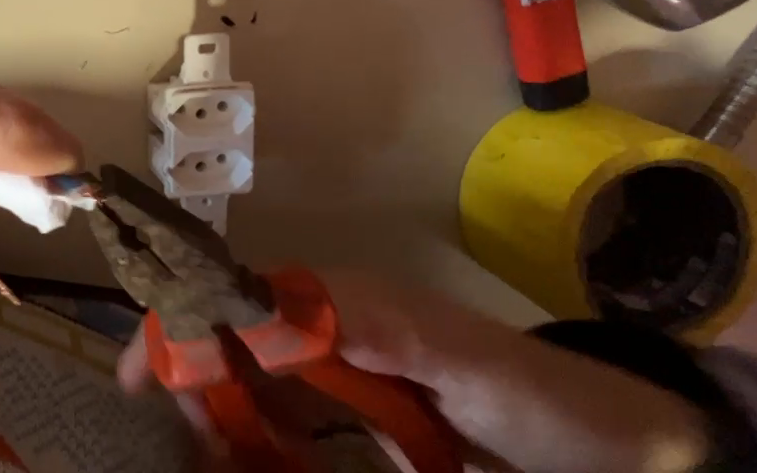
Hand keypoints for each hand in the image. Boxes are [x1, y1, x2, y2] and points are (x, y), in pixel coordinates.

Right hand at [116, 271, 711, 472]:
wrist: (616, 451)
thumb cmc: (533, 396)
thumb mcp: (458, 357)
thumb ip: (374, 325)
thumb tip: (276, 303)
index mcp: (335, 302)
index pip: (233, 300)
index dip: (181, 328)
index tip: (140, 377)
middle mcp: (323, 328)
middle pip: (229, 344)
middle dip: (191, 383)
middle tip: (181, 442)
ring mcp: (340, 374)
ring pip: (250, 387)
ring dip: (219, 420)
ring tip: (202, 456)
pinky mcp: (356, 415)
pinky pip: (287, 426)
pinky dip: (258, 444)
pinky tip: (247, 462)